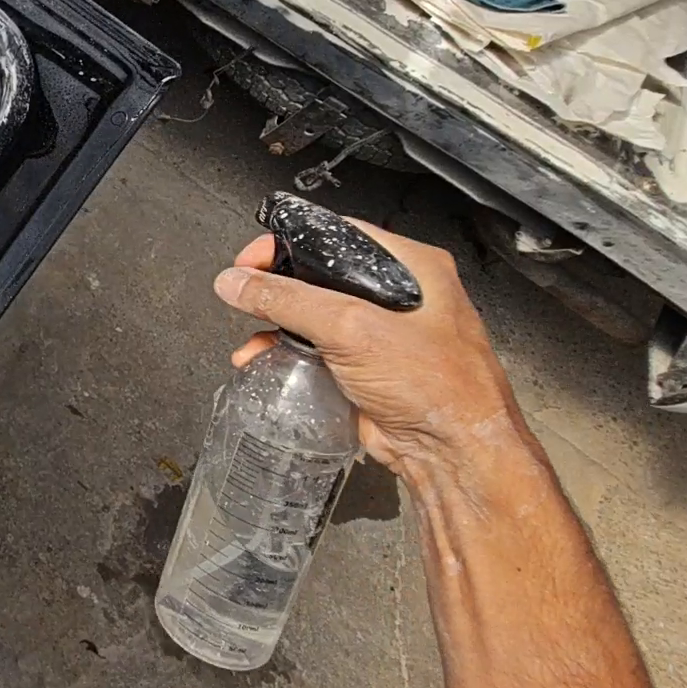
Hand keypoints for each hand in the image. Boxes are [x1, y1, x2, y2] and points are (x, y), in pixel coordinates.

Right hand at [212, 220, 523, 473]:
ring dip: (271, 322)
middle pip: (315, 272)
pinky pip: (307, 343)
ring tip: (251, 335)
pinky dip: (279, 349)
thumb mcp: (350, 328)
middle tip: (244, 294)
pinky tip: (260, 358)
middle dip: (273, 287)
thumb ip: (285, 299)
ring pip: (306, 310)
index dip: (287, 242)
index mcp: (412, 268)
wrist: (452, 452)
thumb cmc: (436, 387)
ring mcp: (376, 328)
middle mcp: (396, 293)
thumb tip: (234, 281)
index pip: (336, 235)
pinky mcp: (359, 359)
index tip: (249, 260)